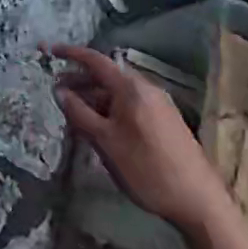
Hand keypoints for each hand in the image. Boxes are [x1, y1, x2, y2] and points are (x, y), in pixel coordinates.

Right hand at [51, 45, 230, 231]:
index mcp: (131, 87)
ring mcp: (158, 104)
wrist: (196, 198)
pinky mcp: (164, 121)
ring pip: (118, 93)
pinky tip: (100, 126)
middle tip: (56, 90)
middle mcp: (146, 88)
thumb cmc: (146, 168)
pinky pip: (130, 105)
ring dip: (94, 97)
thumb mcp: (105, 142)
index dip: (72, 53)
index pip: (96, 61)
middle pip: (107, 76)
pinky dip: (109, 109)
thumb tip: (60, 91)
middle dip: (80, 80)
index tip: (50, 50)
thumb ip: (80, 113)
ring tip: (73, 111)